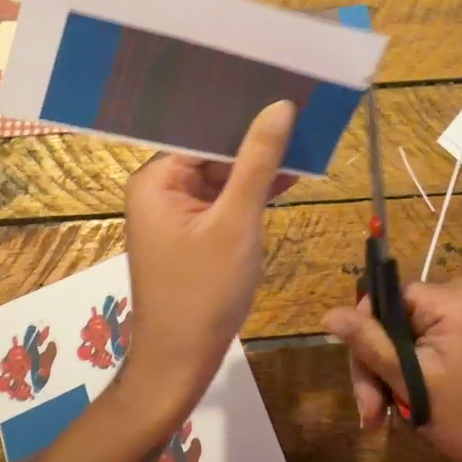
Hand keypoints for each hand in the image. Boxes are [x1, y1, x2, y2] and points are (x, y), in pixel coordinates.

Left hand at [119, 101, 296, 416]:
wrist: (179, 366)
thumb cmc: (204, 292)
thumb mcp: (237, 222)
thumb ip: (258, 162)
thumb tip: (280, 106)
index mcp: (156, 179)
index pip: (205, 132)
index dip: (245, 115)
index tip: (285, 95)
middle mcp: (158, 188)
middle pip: (213, 152)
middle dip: (256, 142)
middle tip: (303, 115)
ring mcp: (172, 212)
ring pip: (221, 177)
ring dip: (257, 168)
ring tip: (305, 141)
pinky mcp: (188, 233)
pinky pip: (221, 201)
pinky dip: (249, 194)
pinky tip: (287, 181)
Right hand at [322, 276, 461, 461]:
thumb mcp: (411, 382)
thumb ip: (369, 344)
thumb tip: (329, 314)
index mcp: (449, 297)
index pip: (385, 299)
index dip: (366, 338)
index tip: (363, 388)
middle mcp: (457, 293)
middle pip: (392, 320)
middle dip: (376, 366)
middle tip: (371, 414)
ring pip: (402, 335)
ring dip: (387, 375)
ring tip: (381, 418)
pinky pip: (420, 342)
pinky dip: (407, 372)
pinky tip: (401, 405)